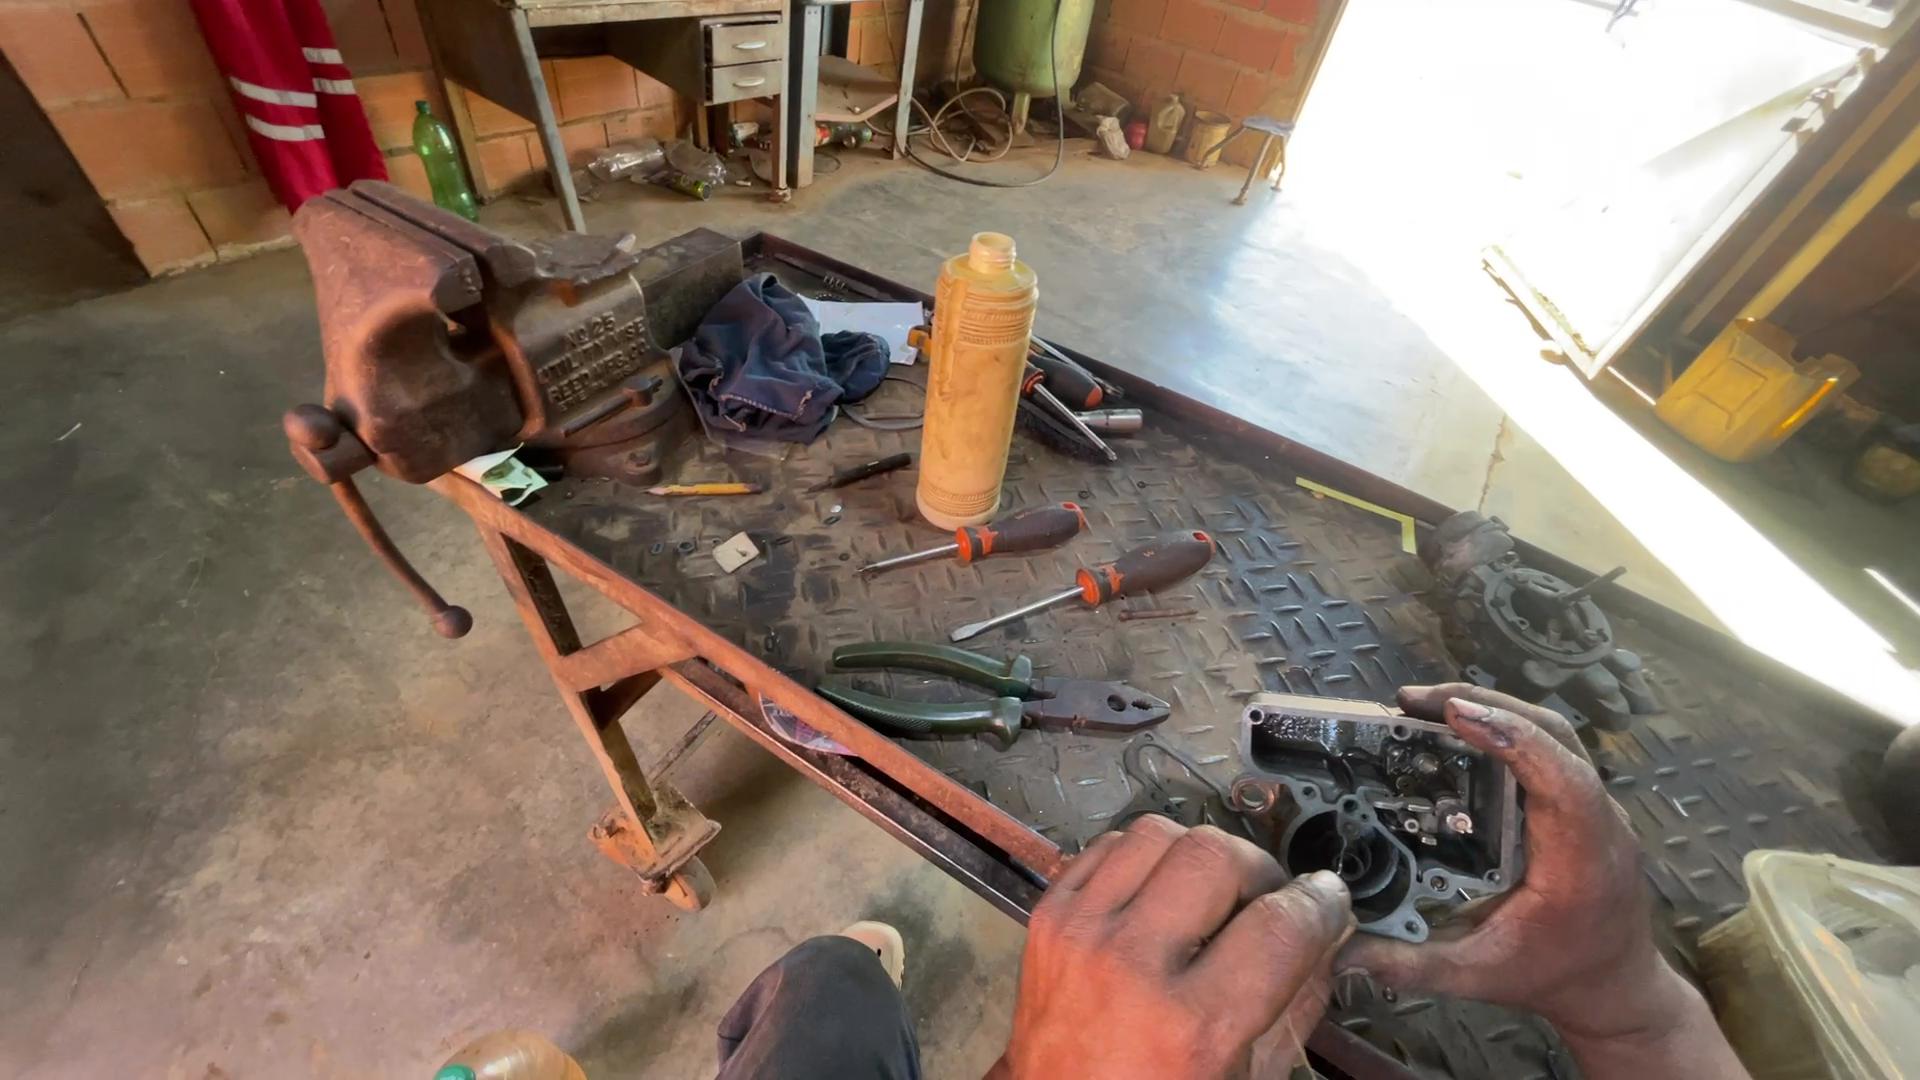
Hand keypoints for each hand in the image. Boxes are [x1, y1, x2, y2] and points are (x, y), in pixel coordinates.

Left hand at [999, 816, 1353, 1079]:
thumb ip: (1295, 1002)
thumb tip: (1327, 930)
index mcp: (1190, 1028)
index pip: (1277, 928)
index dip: (1318, 903)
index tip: (1327, 897)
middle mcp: (1130, 965)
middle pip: (1212, 857)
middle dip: (1257, 867)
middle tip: (1265, 895)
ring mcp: (1081, 929)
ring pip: (1156, 833)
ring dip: (1197, 852)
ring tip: (1210, 889)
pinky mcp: (1050, 912)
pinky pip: (1108, 845)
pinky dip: (1144, 856)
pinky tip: (1159, 888)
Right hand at [1338, 685, 1748, 1079]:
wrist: (1617, 989)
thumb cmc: (1555, 977)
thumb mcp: (1480, 977)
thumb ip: (1412, 966)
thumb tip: (1338, 954)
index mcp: (1581, 860)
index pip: (1564, 781)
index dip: (1513, 739)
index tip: (1454, 716)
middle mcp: (1594, 821)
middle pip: (1553, 735)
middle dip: (1484, 705)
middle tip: (1410, 701)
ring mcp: (1588, 805)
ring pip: (1550, 730)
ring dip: (1488, 705)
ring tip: (1420, 704)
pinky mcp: (1572, 799)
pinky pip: (1541, 742)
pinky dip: (1495, 721)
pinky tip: (1448, 724)